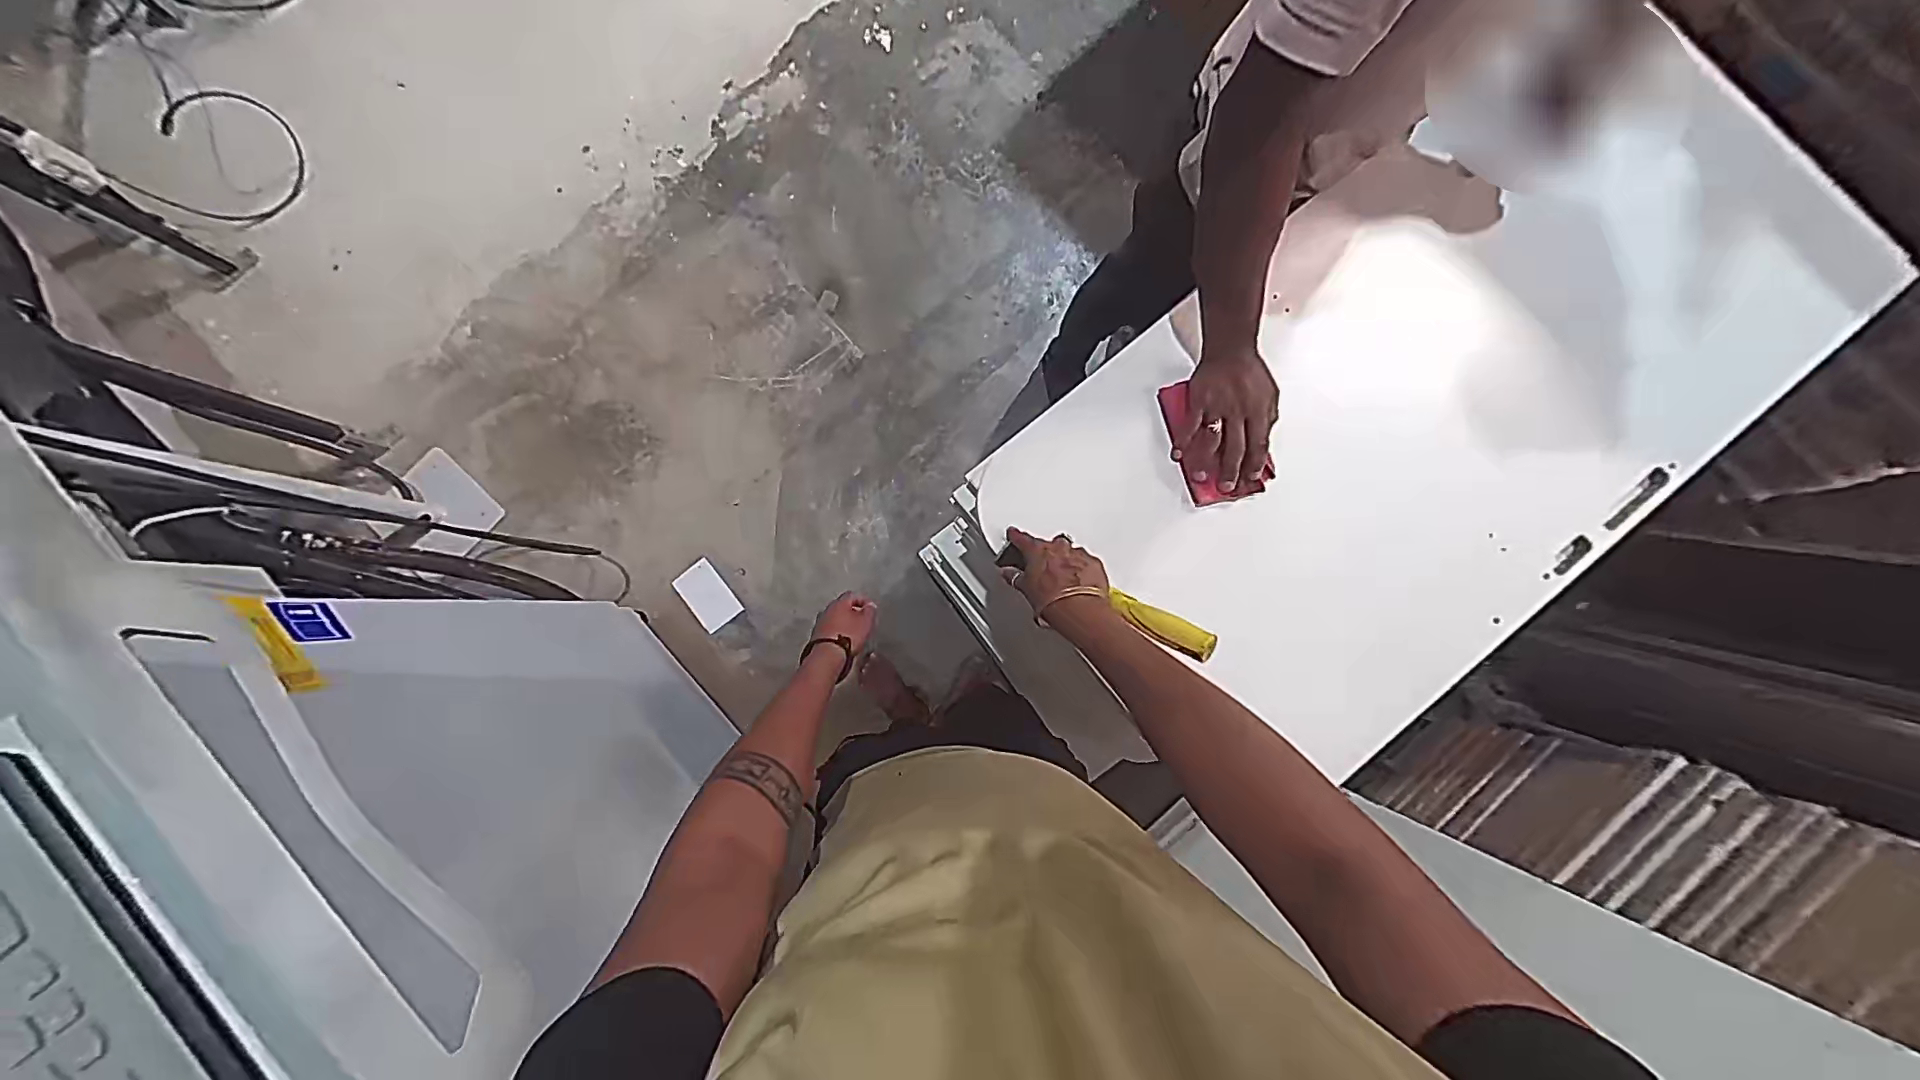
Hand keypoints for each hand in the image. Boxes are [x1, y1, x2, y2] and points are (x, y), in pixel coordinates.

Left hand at [812, 592, 876, 653]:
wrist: (827, 655)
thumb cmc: (849, 635)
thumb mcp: (866, 622)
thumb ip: (869, 611)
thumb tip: (869, 605)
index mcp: (839, 603)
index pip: (852, 595)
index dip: (863, 600)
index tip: (870, 608)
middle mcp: (826, 610)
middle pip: (841, 606)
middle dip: (852, 611)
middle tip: (862, 620)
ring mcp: (819, 623)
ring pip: (834, 618)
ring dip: (843, 622)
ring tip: (853, 632)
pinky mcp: (815, 636)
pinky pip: (829, 630)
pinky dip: (837, 632)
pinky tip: (843, 640)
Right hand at [1001, 527, 1109, 618]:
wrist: (1079, 609)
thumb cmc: (1053, 599)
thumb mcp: (1026, 590)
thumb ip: (1017, 577)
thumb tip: (1011, 575)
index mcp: (1038, 550)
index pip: (1023, 539)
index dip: (1016, 537)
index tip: (1014, 534)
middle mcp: (1059, 548)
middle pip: (1050, 545)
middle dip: (1047, 553)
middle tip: (1042, 568)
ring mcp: (1078, 555)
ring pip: (1070, 552)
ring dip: (1065, 562)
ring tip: (1062, 580)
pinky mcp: (1094, 564)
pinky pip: (1086, 562)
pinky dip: (1082, 569)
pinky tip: (1078, 582)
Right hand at [1173, 345, 1277, 493]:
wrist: (1230, 349)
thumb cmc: (1248, 372)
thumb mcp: (1270, 396)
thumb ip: (1266, 421)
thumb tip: (1263, 446)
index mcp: (1259, 410)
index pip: (1258, 445)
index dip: (1254, 465)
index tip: (1250, 478)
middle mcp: (1238, 411)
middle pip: (1235, 448)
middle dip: (1230, 471)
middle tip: (1226, 486)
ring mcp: (1217, 407)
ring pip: (1211, 441)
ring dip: (1206, 462)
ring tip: (1201, 477)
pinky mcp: (1199, 402)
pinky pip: (1189, 426)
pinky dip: (1183, 442)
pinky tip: (1179, 454)